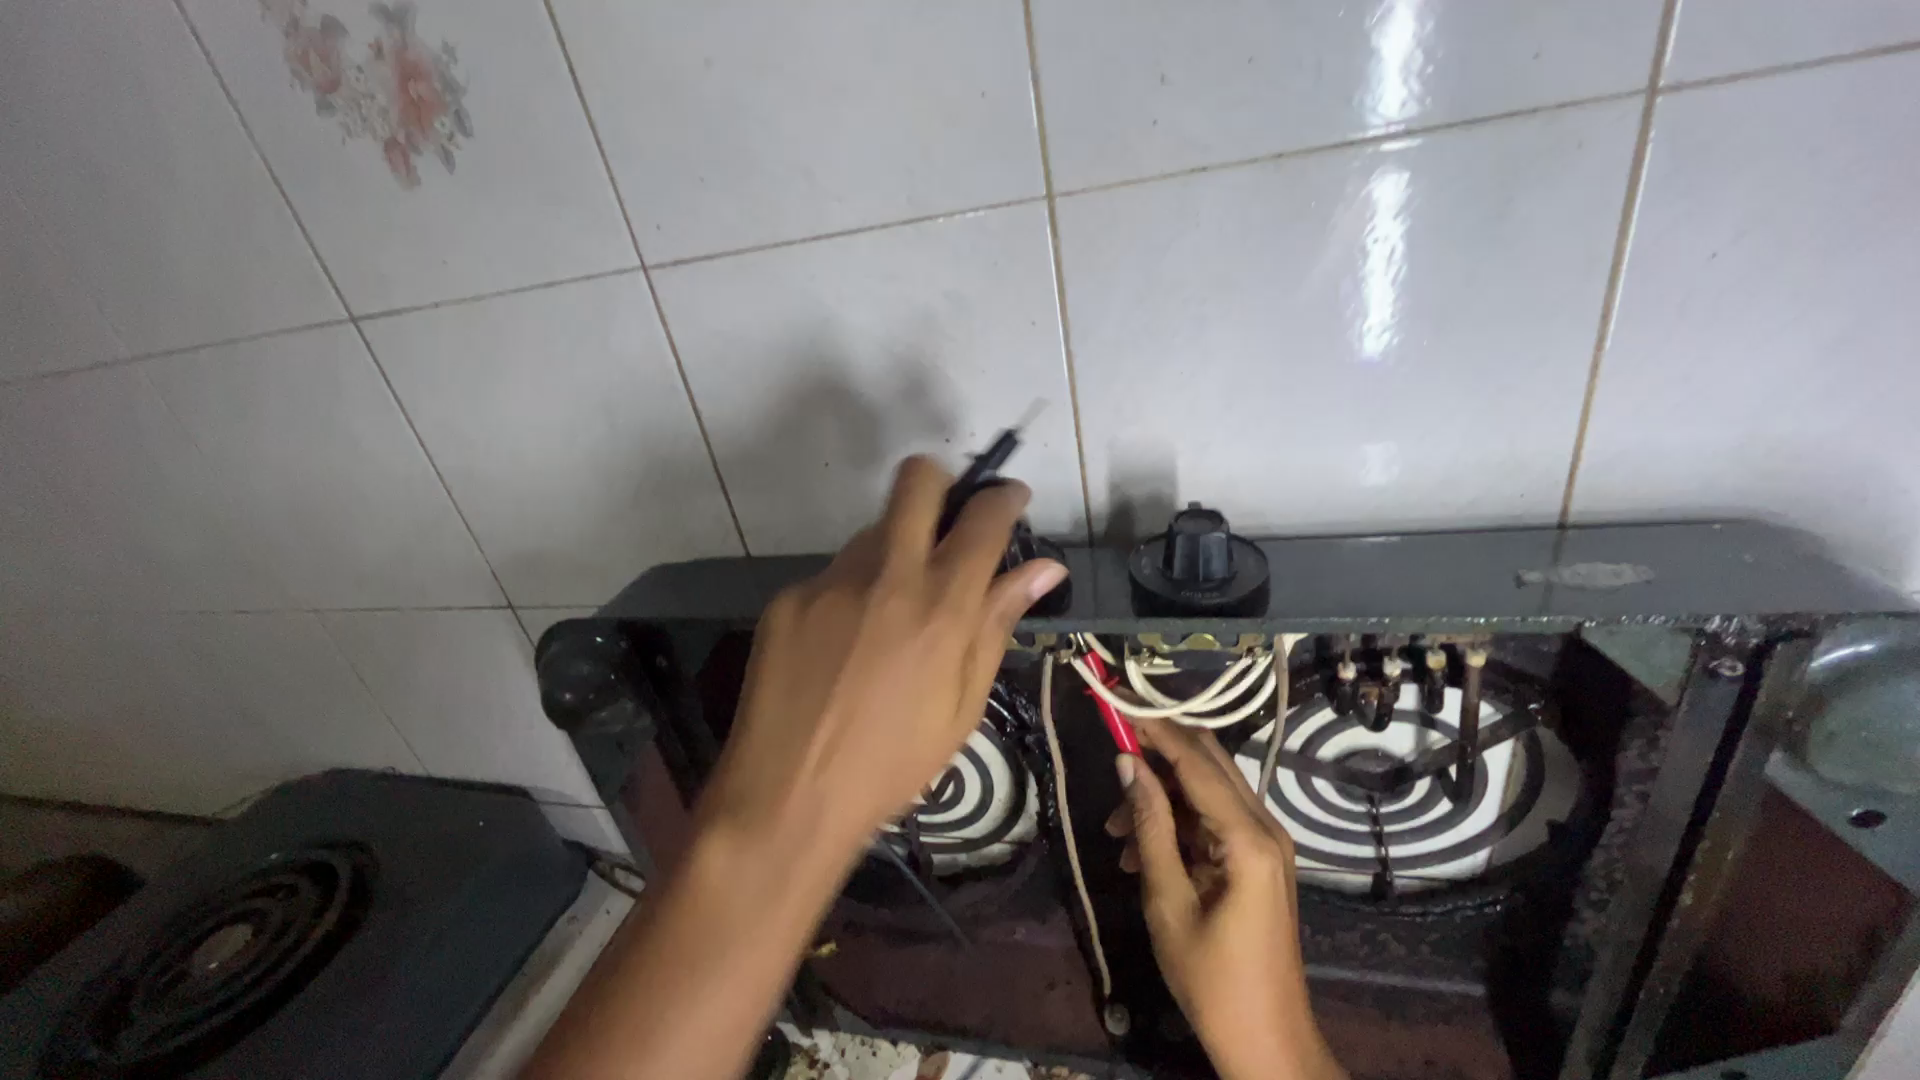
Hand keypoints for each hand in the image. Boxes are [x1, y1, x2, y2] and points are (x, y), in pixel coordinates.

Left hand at [693, 455, 1068, 862]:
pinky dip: (851, 594)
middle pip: (917, 481)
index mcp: (942, 605)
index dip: (1005, 497)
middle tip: (949, 522)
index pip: (985, 518)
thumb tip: (1044, 569)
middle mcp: (887, 575)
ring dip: (894, 550)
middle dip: (942, 483)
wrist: (789, 795)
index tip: (1010, 498)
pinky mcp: (788, 597)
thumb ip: (998, 623)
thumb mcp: (964, 702)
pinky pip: (832, 576)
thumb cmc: (895, 762)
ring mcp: (830, 581)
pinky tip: (843, 645)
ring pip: (872, 532)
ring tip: (891, 612)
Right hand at [1106, 717, 1345, 1079]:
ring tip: (1113, 832)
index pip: (1195, 759)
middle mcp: (1265, 826)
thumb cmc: (1212, 978)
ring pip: (1205, 790)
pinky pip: (1212, 820)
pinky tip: (1138, 854)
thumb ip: (1149, 824)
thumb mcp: (1167, 899)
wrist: (1267, 1042)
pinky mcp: (1258, 859)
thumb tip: (1128, 764)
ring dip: (1159, 796)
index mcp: (1248, 837)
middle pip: (1207, 762)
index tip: (1115, 704)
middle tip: (1110, 750)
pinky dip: (1174, 824)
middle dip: (1155, 753)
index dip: (1153, 727)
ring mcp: (1266, 843)